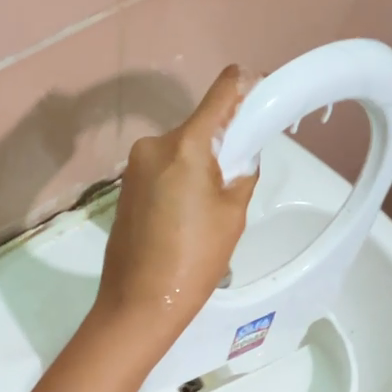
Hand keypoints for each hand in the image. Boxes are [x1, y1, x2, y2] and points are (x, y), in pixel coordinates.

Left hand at [95, 65, 258, 337]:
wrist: (139, 303)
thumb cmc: (193, 260)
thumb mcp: (233, 214)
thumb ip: (242, 171)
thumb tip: (241, 152)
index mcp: (184, 145)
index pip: (224, 89)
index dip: (250, 88)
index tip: (266, 101)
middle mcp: (154, 145)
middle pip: (201, 125)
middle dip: (223, 145)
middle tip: (235, 185)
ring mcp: (135, 166)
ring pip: (182, 150)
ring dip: (200, 166)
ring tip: (207, 213)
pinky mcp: (126, 187)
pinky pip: (164, 170)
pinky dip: (181, 181)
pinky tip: (184, 220)